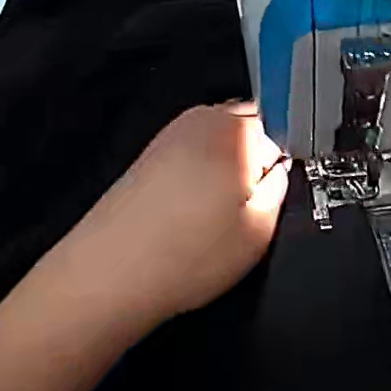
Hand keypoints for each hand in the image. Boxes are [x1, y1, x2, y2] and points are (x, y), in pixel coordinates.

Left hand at [64, 102, 289, 323]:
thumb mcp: (260, 229)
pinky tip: (187, 216)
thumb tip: (277, 171)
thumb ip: (280, 188)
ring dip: (224, 170)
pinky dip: (196, 179)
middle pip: (248, 128)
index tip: (271, 193)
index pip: (281, 128)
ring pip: (219, 143)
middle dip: (253, 161)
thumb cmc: (188, 254)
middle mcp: (203, 117)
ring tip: (212, 218)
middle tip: (243, 208)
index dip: (281, 163)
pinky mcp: (150, 153)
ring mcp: (172, 132)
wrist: (109, 273)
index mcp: (237, 127)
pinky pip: (191, 156)